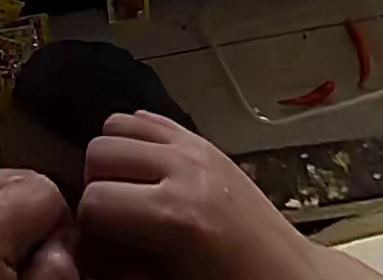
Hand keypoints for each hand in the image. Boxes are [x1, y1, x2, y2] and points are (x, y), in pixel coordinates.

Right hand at [78, 112, 382, 279]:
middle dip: (97, 188)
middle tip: (114, 223)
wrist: (293, 279)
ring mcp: (193, 145)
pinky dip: (136, 140)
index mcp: (177, 216)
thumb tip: (89, 254)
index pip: (95, 200)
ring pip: (117, 124)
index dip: (90, 233)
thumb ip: (124, 271)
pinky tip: (147, 174)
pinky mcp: (201, 138)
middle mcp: (182, 166)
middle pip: (100, 150)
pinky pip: (148, 117)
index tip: (104, 254)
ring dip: (113, 158)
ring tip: (128, 195)